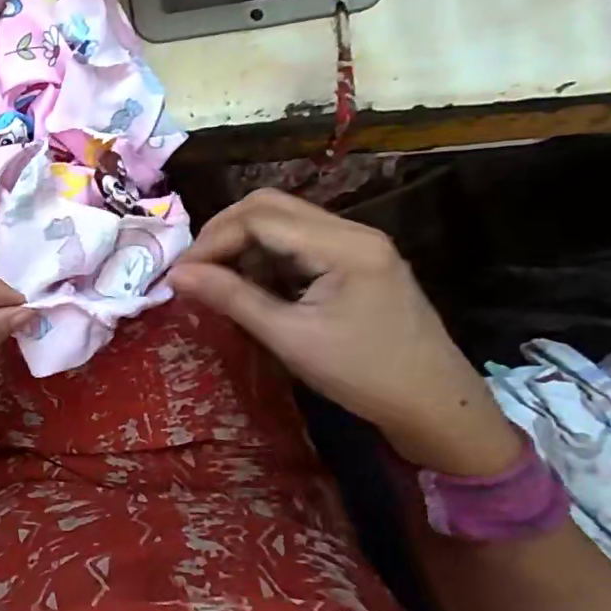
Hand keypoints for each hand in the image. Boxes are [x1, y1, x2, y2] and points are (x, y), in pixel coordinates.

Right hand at [168, 190, 521, 476]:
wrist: (433, 404)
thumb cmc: (362, 374)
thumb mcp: (289, 337)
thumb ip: (232, 298)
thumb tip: (176, 275)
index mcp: (343, 245)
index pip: (260, 219)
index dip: (212, 241)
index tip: (180, 275)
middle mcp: (351, 231)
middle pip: (270, 206)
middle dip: (223, 233)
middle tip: (194, 270)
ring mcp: (356, 244)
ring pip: (282, 221)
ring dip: (242, 244)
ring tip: (217, 281)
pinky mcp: (354, 261)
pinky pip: (298, 243)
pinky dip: (265, 257)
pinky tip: (251, 286)